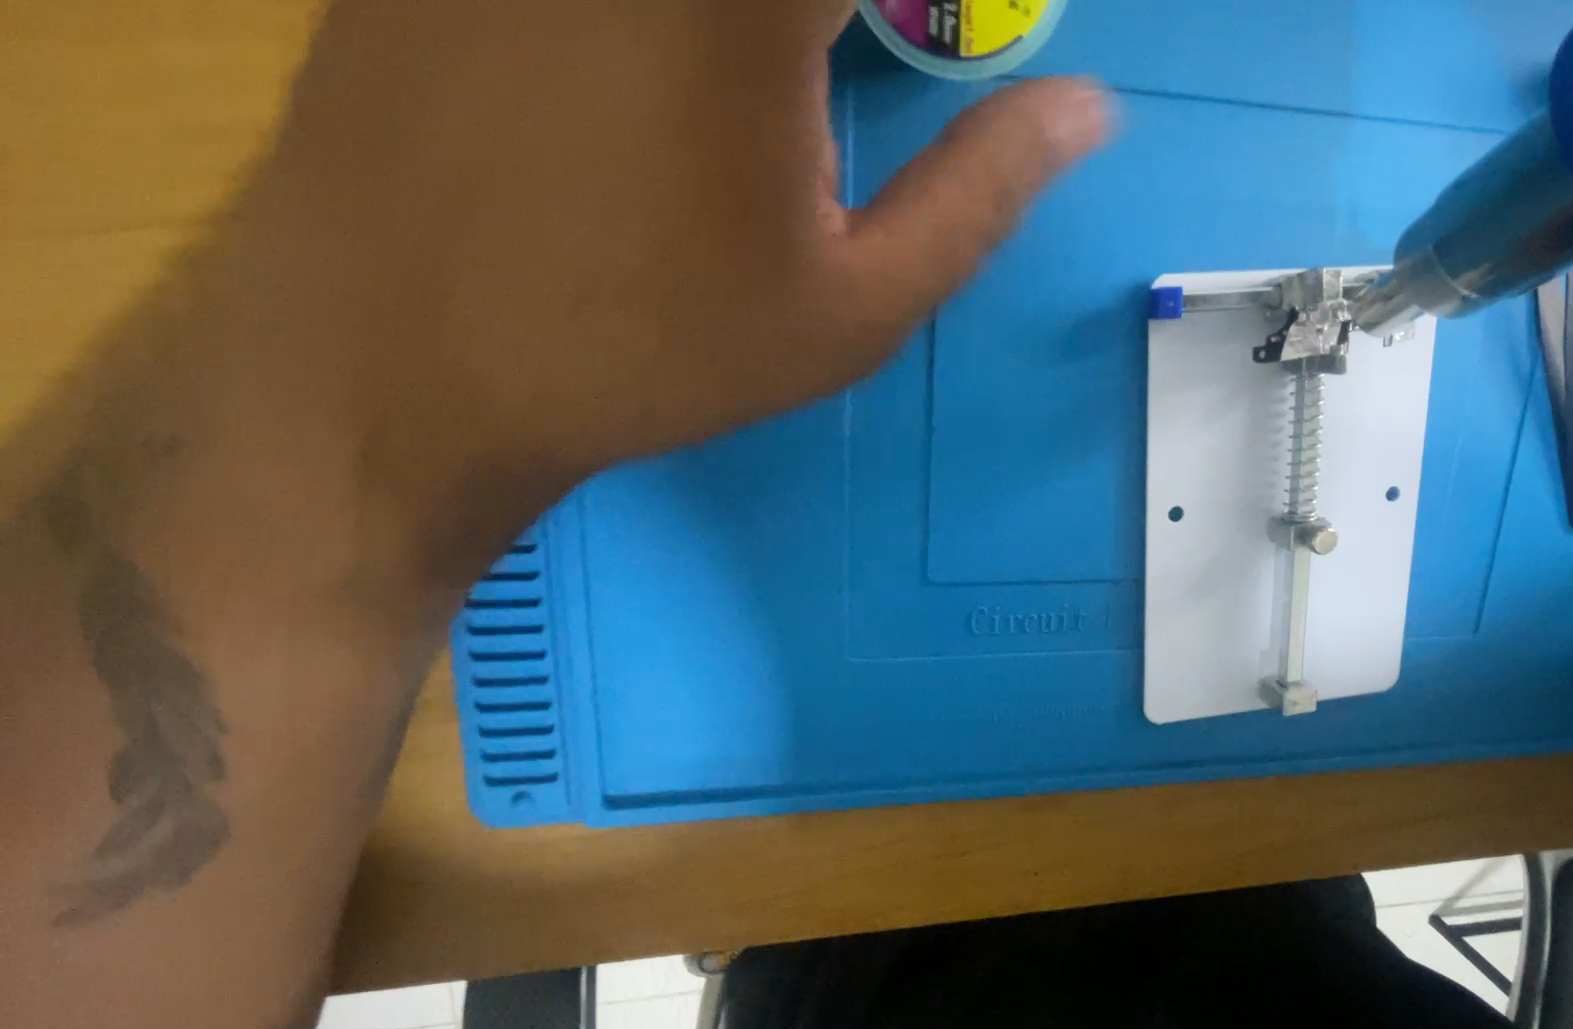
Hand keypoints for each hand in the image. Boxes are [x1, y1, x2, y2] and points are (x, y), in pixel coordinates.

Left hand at [240, 0, 1109, 549]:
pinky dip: (691, 31)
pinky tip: (667, 89)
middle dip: (865, 24)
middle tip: (858, 71)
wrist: (400, 367)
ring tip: (782, 94)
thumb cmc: (648, 352)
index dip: (955, 10)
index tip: (949, 51)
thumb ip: (981, 195)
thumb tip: (1089, 109)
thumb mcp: (850, 309)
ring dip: (779, 39)